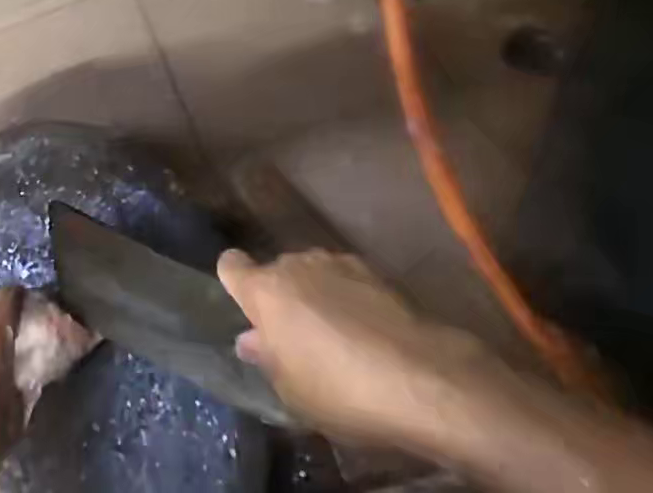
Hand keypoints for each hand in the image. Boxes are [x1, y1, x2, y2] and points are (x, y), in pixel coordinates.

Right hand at [218, 249, 499, 449]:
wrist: (423, 377)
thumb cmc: (342, 390)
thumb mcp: (293, 391)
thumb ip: (267, 358)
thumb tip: (251, 339)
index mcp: (264, 291)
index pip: (229, 264)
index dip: (234, 282)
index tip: (248, 311)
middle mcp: (294, 264)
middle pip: (275, 272)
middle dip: (282, 297)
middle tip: (299, 339)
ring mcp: (335, 262)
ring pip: (312, 273)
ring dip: (316, 294)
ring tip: (340, 336)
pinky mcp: (374, 269)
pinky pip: (345, 279)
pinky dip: (349, 297)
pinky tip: (369, 331)